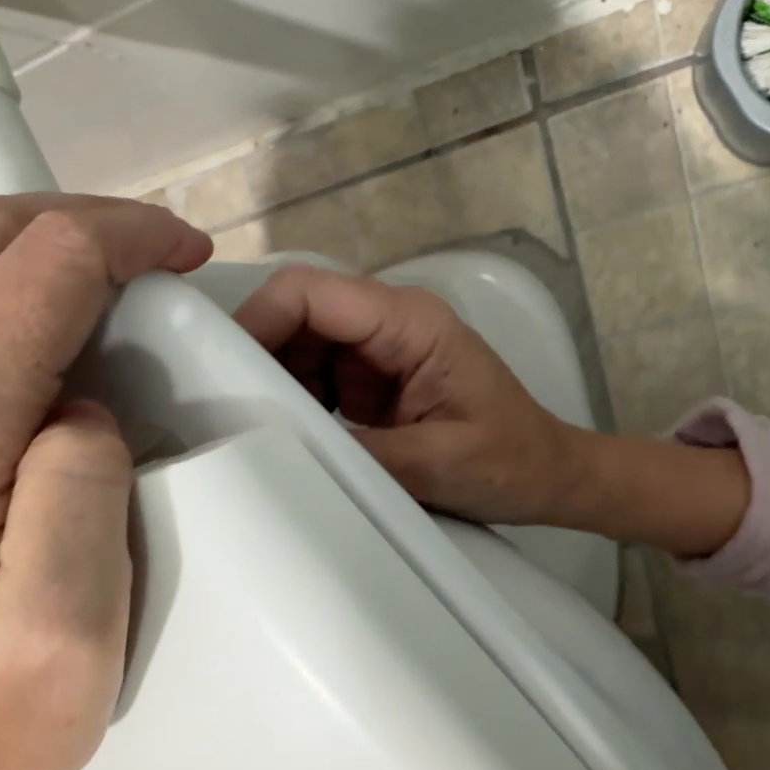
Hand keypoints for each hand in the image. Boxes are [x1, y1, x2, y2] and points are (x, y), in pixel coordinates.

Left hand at [0, 194, 211, 769]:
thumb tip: (89, 404)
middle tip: (166, 254)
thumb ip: (85, 494)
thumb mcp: (68, 637)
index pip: (45, 267)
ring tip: (111, 272)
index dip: (130, 241)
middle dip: (88, 221)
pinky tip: (33, 312)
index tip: (193, 255)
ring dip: (33, 237)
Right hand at [234, 265, 580, 525]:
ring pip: (298, 348)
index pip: (310, 292)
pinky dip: (295, 406)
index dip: (257, 320)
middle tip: (226, 413)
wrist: (547, 476)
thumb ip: (361, 452)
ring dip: (273, 385)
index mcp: (410, 322)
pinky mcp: (373, 383)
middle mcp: (388, 325)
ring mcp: (379, 353)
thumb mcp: (438, 462)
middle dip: (257, 356)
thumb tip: (280, 448)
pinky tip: (286, 439)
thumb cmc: (510, 461)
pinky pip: (315, 380)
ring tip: (250, 432)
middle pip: (296, 315)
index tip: (222, 373)